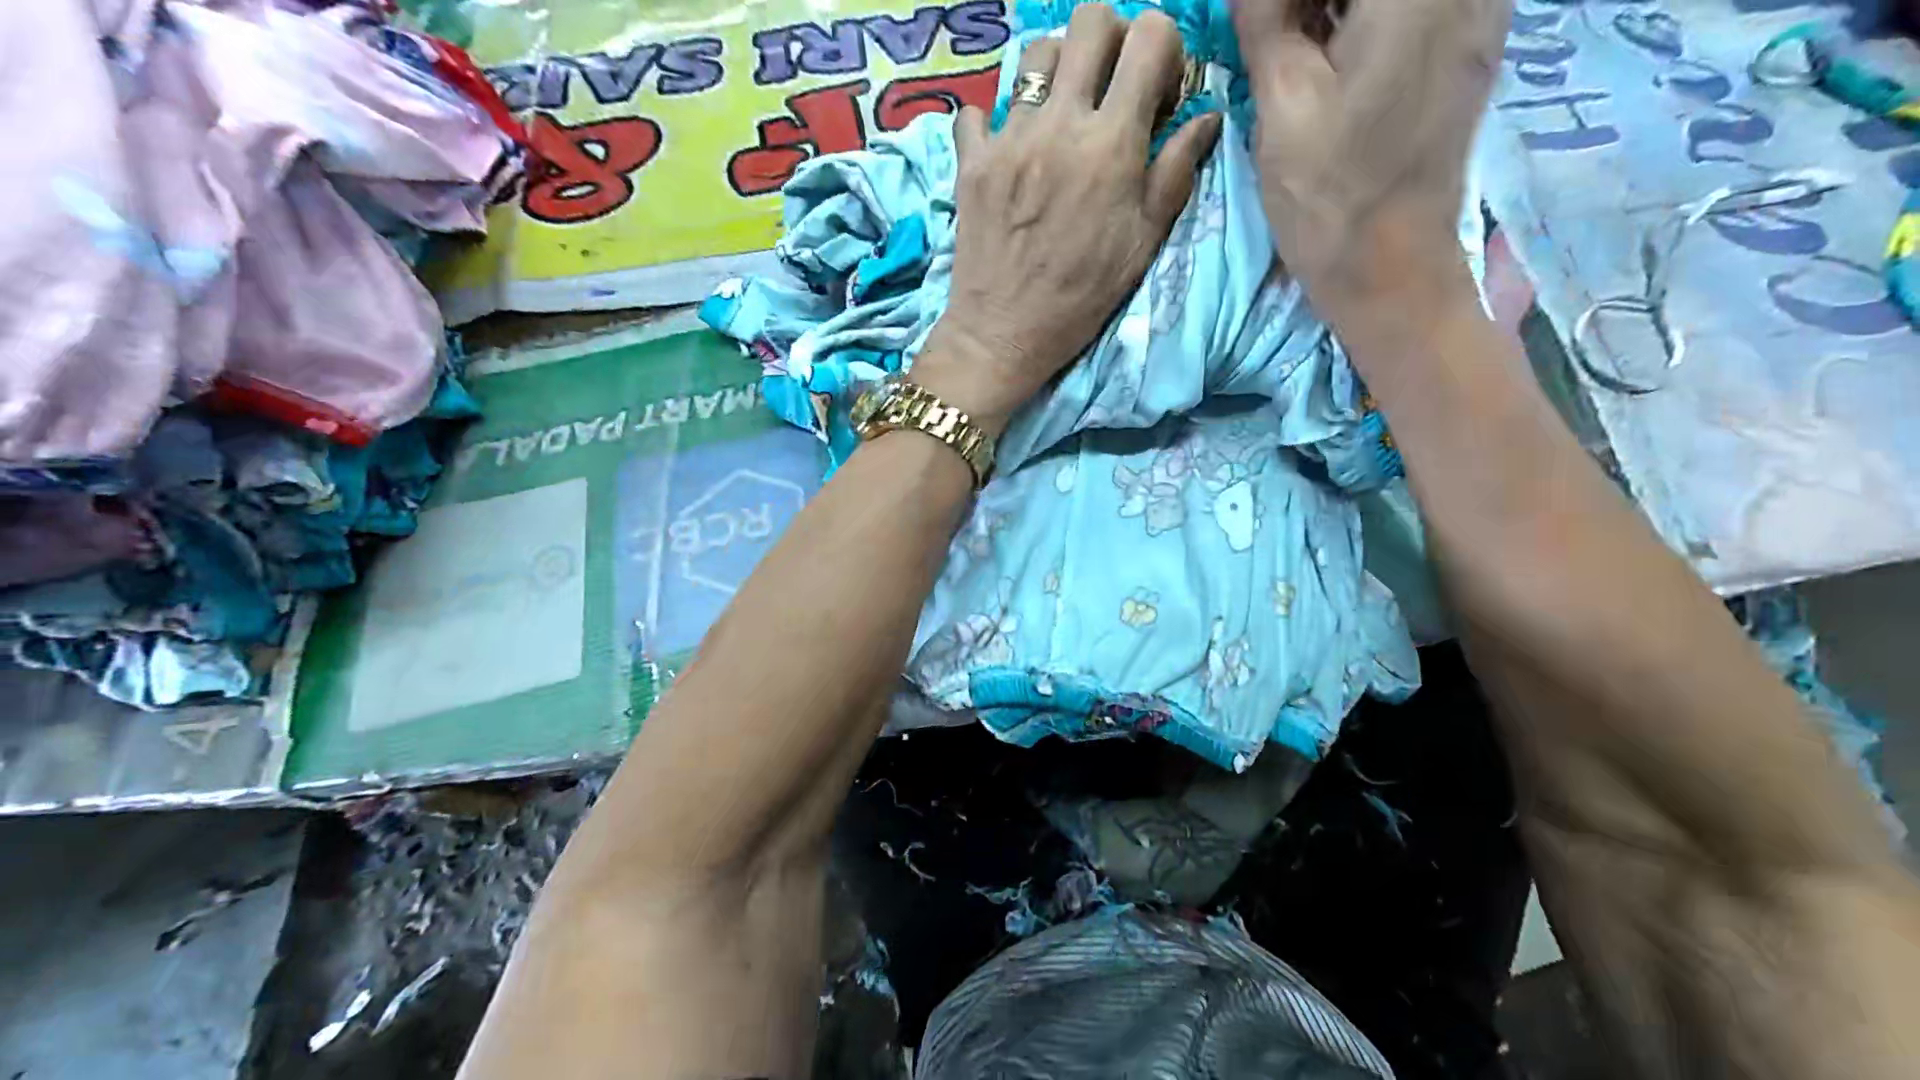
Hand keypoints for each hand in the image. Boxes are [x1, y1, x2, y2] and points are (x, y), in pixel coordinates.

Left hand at [914, 6, 1220, 434]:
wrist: (1003, 335)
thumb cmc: (1081, 298)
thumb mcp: (1142, 244)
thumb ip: (1175, 172)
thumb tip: (1206, 118)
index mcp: (1112, 144)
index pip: (1150, 37)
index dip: (1161, 50)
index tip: (1156, 89)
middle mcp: (1059, 125)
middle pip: (1089, 21)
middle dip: (1111, 39)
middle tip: (1110, 85)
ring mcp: (1008, 139)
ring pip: (1035, 54)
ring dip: (1057, 69)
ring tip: (1060, 114)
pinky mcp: (970, 161)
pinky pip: (977, 109)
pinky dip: (994, 117)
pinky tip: (1008, 146)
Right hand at [1231, 0, 1505, 322]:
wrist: (1391, 268)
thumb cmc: (1330, 195)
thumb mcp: (1282, 104)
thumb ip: (1265, 19)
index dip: (1285, 0)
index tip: (1259, 20)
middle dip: (1313, 2)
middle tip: (1271, 29)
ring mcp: (1479, 8)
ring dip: (1334, 9)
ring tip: (1296, 40)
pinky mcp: (1471, 42)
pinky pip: (1415, 7)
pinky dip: (1364, 19)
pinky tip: (1331, 52)